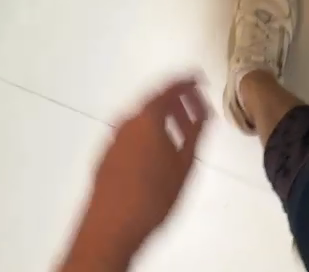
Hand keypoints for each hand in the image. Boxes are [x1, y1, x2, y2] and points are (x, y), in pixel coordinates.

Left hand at [60, 78, 209, 270]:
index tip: (199, 79)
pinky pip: (130, 137)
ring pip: (142, 121)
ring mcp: (113, 139)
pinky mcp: (105, 157)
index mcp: (147, 116)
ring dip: (161, 122)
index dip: (187, 82)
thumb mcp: (185, 164)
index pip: (170, 87)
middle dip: (176, 104)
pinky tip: (155, 157)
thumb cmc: (152, 197)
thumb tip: (203, 112)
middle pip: (155, 102)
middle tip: (193, 111)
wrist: (110, 229)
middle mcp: (127, 121)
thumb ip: (196, 132)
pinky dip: (146, 137)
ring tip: (178, 137)